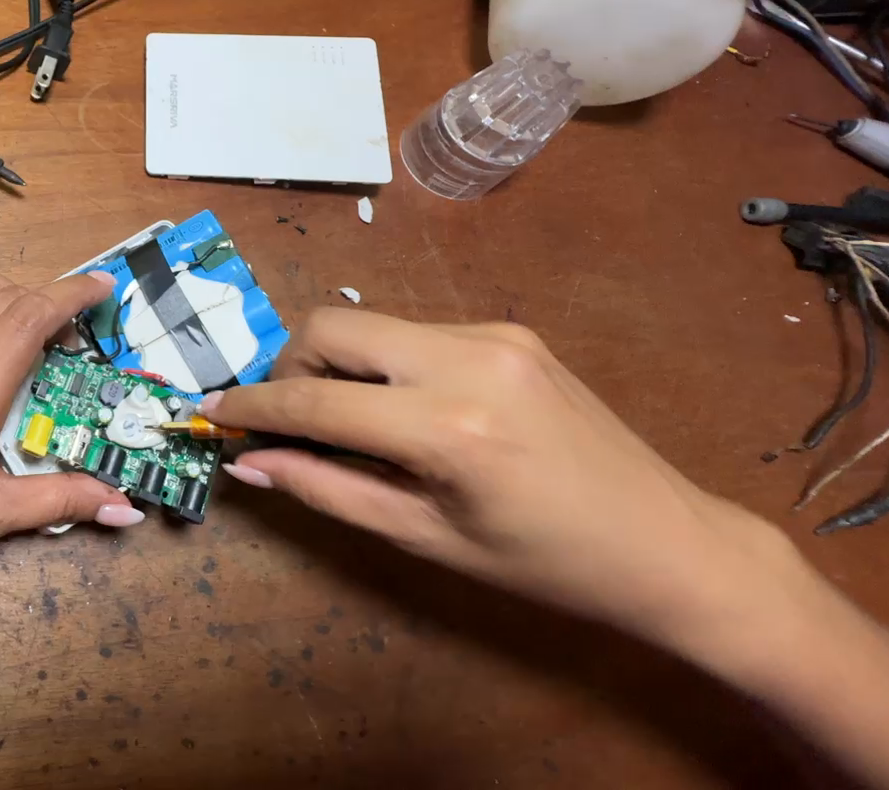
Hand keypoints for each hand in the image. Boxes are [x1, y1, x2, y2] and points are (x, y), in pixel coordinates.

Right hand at [201, 308, 797, 650]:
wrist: (674, 547)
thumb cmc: (545, 564)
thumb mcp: (423, 538)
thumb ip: (324, 490)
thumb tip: (249, 461)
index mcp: (451, 427)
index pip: (315, 400)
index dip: (253, 405)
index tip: (214, 410)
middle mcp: (468, 359)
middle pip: (329, 327)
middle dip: (288, 367)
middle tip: (288, 418)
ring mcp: (491, 335)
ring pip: (365, 324)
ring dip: (332, 364)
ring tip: (343, 418)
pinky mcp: (506, 331)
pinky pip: (408, 333)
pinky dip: (377, 364)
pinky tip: (397, 408)